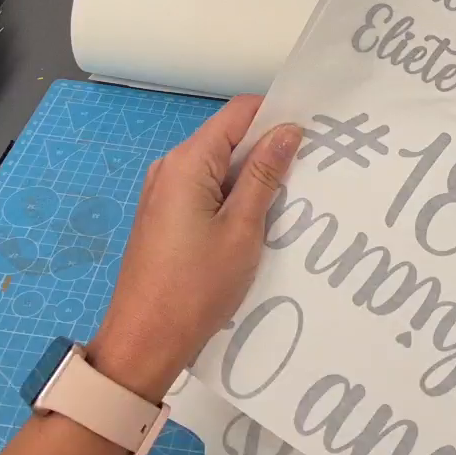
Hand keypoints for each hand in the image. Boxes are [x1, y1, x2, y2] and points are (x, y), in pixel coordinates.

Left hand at [89, 96, 300, 402]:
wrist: (143, 341)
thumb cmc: (196, 286)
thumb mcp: (242, 229)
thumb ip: (264, 175)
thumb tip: (288, 130)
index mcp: (188, 161)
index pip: (238, 112)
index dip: (275, 116)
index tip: (312, 135)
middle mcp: (171, 167)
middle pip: (228, 137)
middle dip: (267, 149)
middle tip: (309, 171)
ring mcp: (164, 191)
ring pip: (219, 166)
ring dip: (251, 177)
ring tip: (288, 199)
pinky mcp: (165, 215)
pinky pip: (205, 189)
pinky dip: (232, 196)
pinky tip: (256, 221)